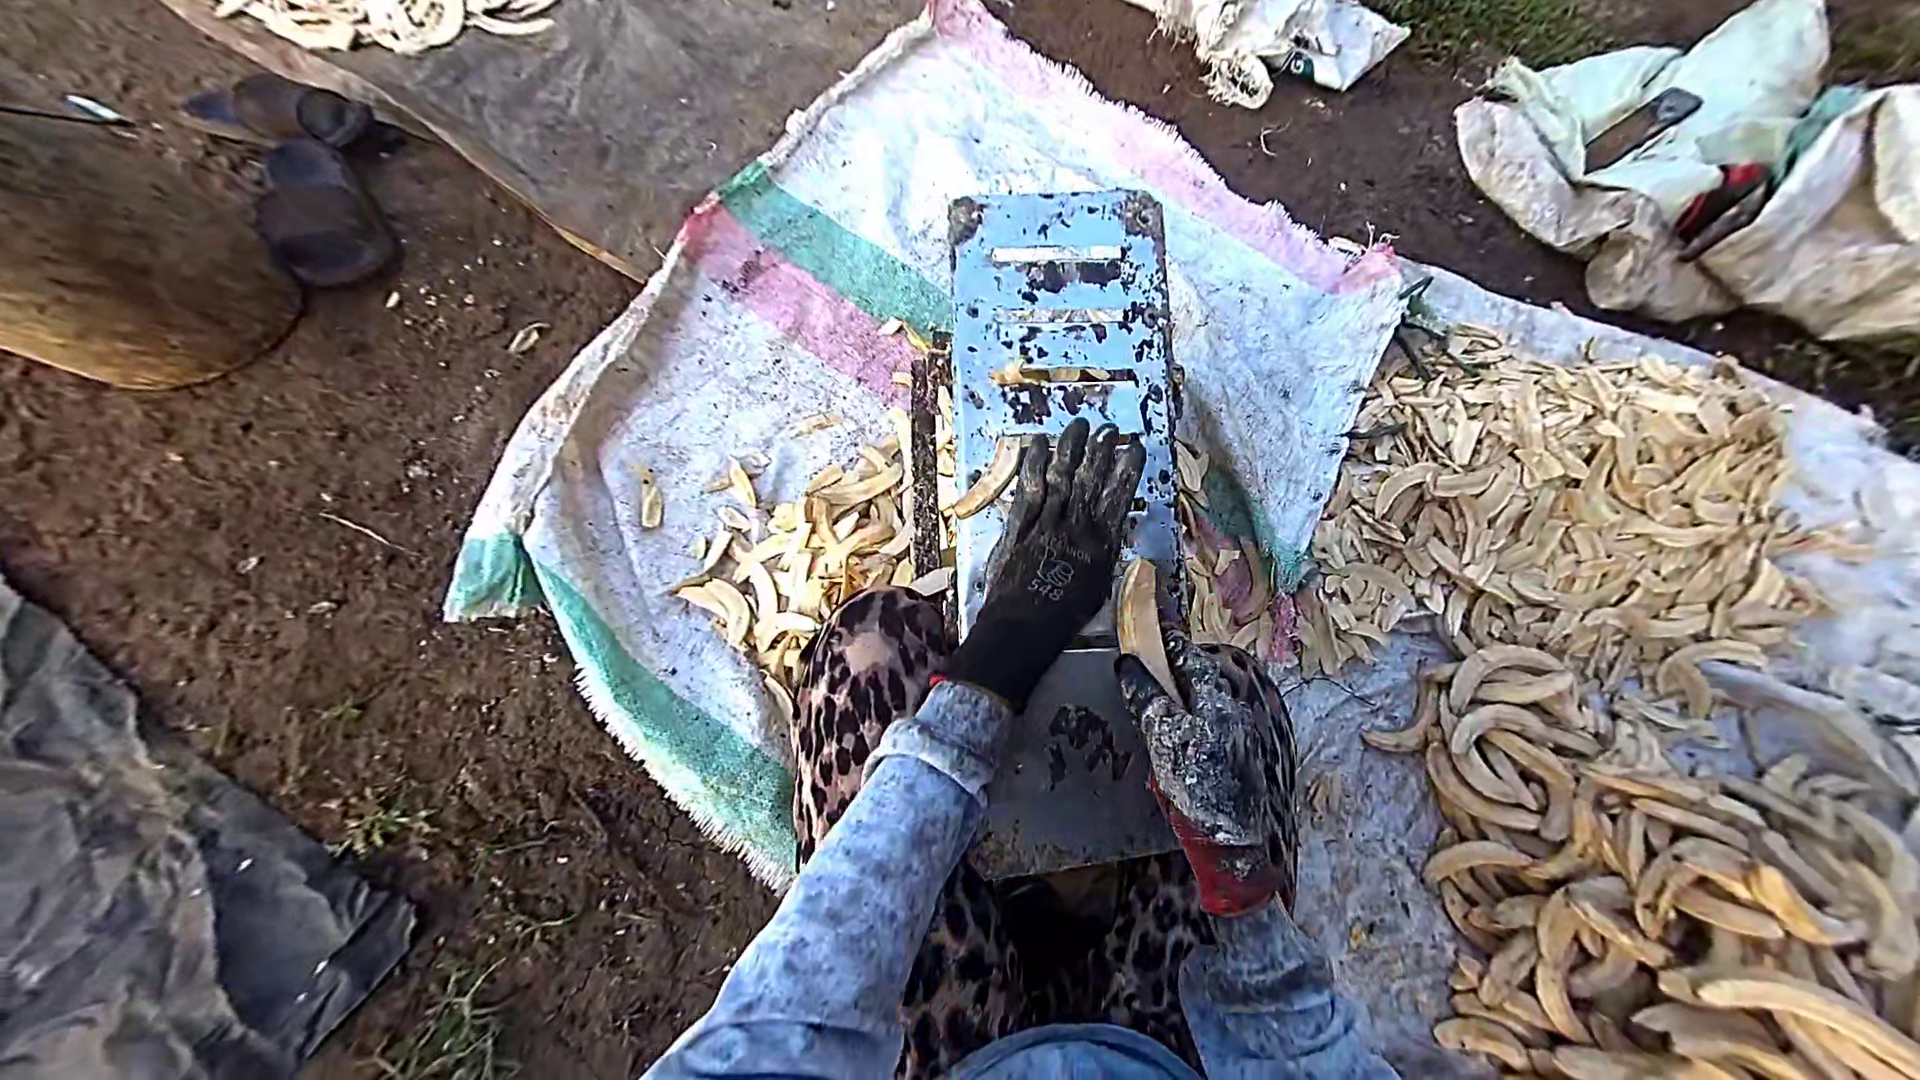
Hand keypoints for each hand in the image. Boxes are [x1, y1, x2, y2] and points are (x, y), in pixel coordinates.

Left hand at [944, 417, 1144, 710]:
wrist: (1022, 626)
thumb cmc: (1064, 614)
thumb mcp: (1098, 585)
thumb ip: (1105, 552)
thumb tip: (1111, 528)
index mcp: (1099, 543)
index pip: (1119, 495)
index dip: (1128, 467)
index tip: (1134, 446)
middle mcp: (1074, 527)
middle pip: (1089, 479)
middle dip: (1100, 449)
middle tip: (1107, 427)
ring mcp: (1044, 523)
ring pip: (1060, 477)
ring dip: (1070, 448)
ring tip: (1078, 425)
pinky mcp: (1017, 525)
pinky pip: (1028, 489)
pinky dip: (1035, 465)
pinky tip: (1039, 446)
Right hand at [1117, 631, 1297, 915]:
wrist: (1238, 840)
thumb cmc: (1198, 784)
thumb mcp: (1161, 736)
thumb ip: (1146, 696)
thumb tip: (1127, 664)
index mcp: (1215, 696)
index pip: (1188, 654)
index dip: (1168, 642)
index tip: (1154, 631)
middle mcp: (1238, 705)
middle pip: (1205, 674)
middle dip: (1182, 669)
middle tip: (1157, 674)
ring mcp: (1250, 728)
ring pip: (1215, 697)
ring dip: (1194, 694)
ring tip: (1172, 709)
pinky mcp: (1255, 749)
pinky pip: (1226, 720)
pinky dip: (1207, 718)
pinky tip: (1193, 739)